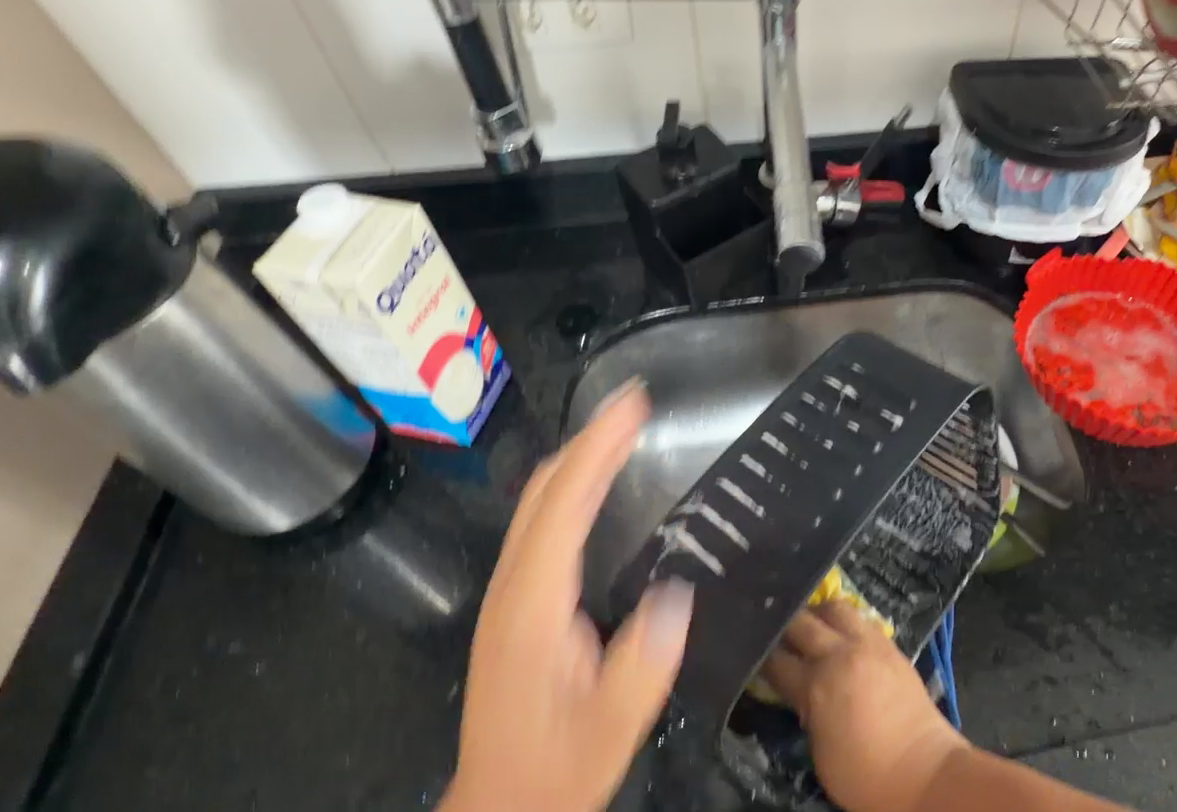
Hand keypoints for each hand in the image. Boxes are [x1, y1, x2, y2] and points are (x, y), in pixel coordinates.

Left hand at [442, 381, 693, 811]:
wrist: (499, 804)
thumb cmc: (555, 767)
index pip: (565, 501)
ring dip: (577, 456)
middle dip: (589, 437)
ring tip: (621, 430)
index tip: (633, 405)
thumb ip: (643, 660)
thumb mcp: (611, 726)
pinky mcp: (512, 601)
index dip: (599, 446)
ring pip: (536, 501)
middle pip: (544, 488)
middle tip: (634, 404)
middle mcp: (512, 584)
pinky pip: (538, 521)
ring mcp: (507, 591)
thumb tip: (678, 592)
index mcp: (534, 602)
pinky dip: (569, 485)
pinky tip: (593, 485)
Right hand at [761, 600, 968, 811]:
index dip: (760, 658)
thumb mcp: (819, 751)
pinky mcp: (890, 645)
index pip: (776, 661)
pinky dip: (845, 621)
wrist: (924, 772)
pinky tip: (841, 633)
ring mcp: (868, 645)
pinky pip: (861, 618)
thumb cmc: (865, 775)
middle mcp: (839, 654)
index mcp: (815, 685)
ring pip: (835, 607)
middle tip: (775, 632)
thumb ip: (805, 711)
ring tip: (811, 625)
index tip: (751, 655)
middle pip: (801, 622)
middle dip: (783, 626)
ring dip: (817, 613)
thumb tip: (799, 693)